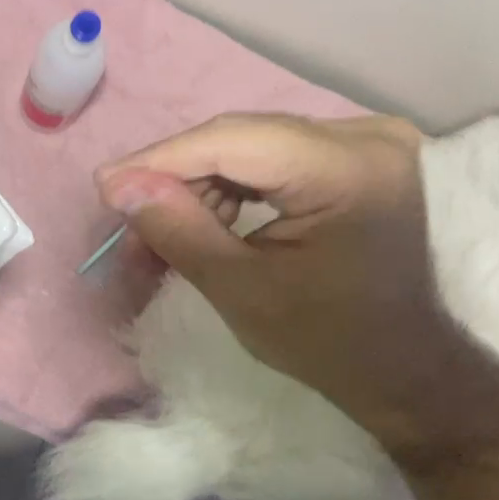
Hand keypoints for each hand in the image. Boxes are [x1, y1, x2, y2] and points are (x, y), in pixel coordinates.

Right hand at [97, 113, 462, 425]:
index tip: (104, 186)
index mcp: (347, 167)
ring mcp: (364, 143)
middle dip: (177, 180)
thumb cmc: (321, 338)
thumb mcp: (239, 289)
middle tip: (128, 223)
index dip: (161, 160)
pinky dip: (230, 191)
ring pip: (250, 148)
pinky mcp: (354, 159)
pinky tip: (206, 224)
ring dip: (199, 189)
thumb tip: (120, 185)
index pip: (233, 141)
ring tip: (161, 237)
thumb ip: (179, 230)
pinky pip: (272, 160)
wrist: (394, 364)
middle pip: (241, 139)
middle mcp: (365, 136)